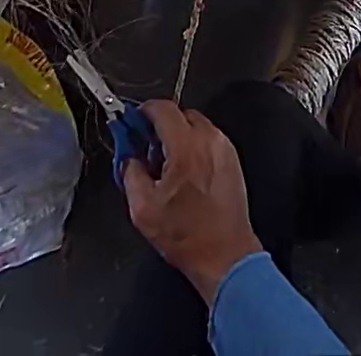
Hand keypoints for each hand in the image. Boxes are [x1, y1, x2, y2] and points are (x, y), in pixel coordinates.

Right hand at [121, 100, 262, 304]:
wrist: (224, 252)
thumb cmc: (186, 234)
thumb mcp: (143, 209)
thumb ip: (131, 174)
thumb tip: (129, 158)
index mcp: (186, 147)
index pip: (164, 109)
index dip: (145, 110)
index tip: (134, 120)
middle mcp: (209, 140)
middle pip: (181, 114)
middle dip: (161, 126)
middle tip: (147, 149)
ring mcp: (224, 147)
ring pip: (196, 126)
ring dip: (178, 136)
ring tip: (166, 166)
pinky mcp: (232, 157)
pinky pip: (209, 139)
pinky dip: (194, 145)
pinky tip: (185, 173)